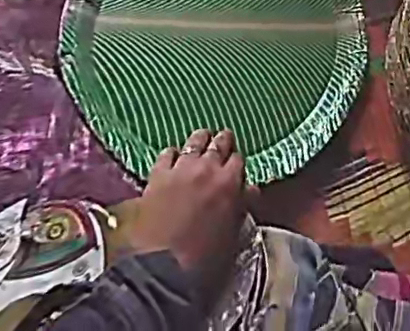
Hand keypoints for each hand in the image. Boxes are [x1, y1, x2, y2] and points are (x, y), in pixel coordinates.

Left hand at [122, 129, 251, 279]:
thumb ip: (242, 206)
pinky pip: (168, 153)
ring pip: (196, 140)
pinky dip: (172, 154)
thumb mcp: (232, 233)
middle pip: (220, 141)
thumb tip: (251, 190)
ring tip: (201, 142)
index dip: (236, 163)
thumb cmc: (201, 258)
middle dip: (223, 141)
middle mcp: (209, 167)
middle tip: (222, 145)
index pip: (239, 159)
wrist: (158, 270)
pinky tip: (172, 159)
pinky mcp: (158, 175)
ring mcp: (182, 168)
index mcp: (230, 181)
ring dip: (200, 140)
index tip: (234, 170)